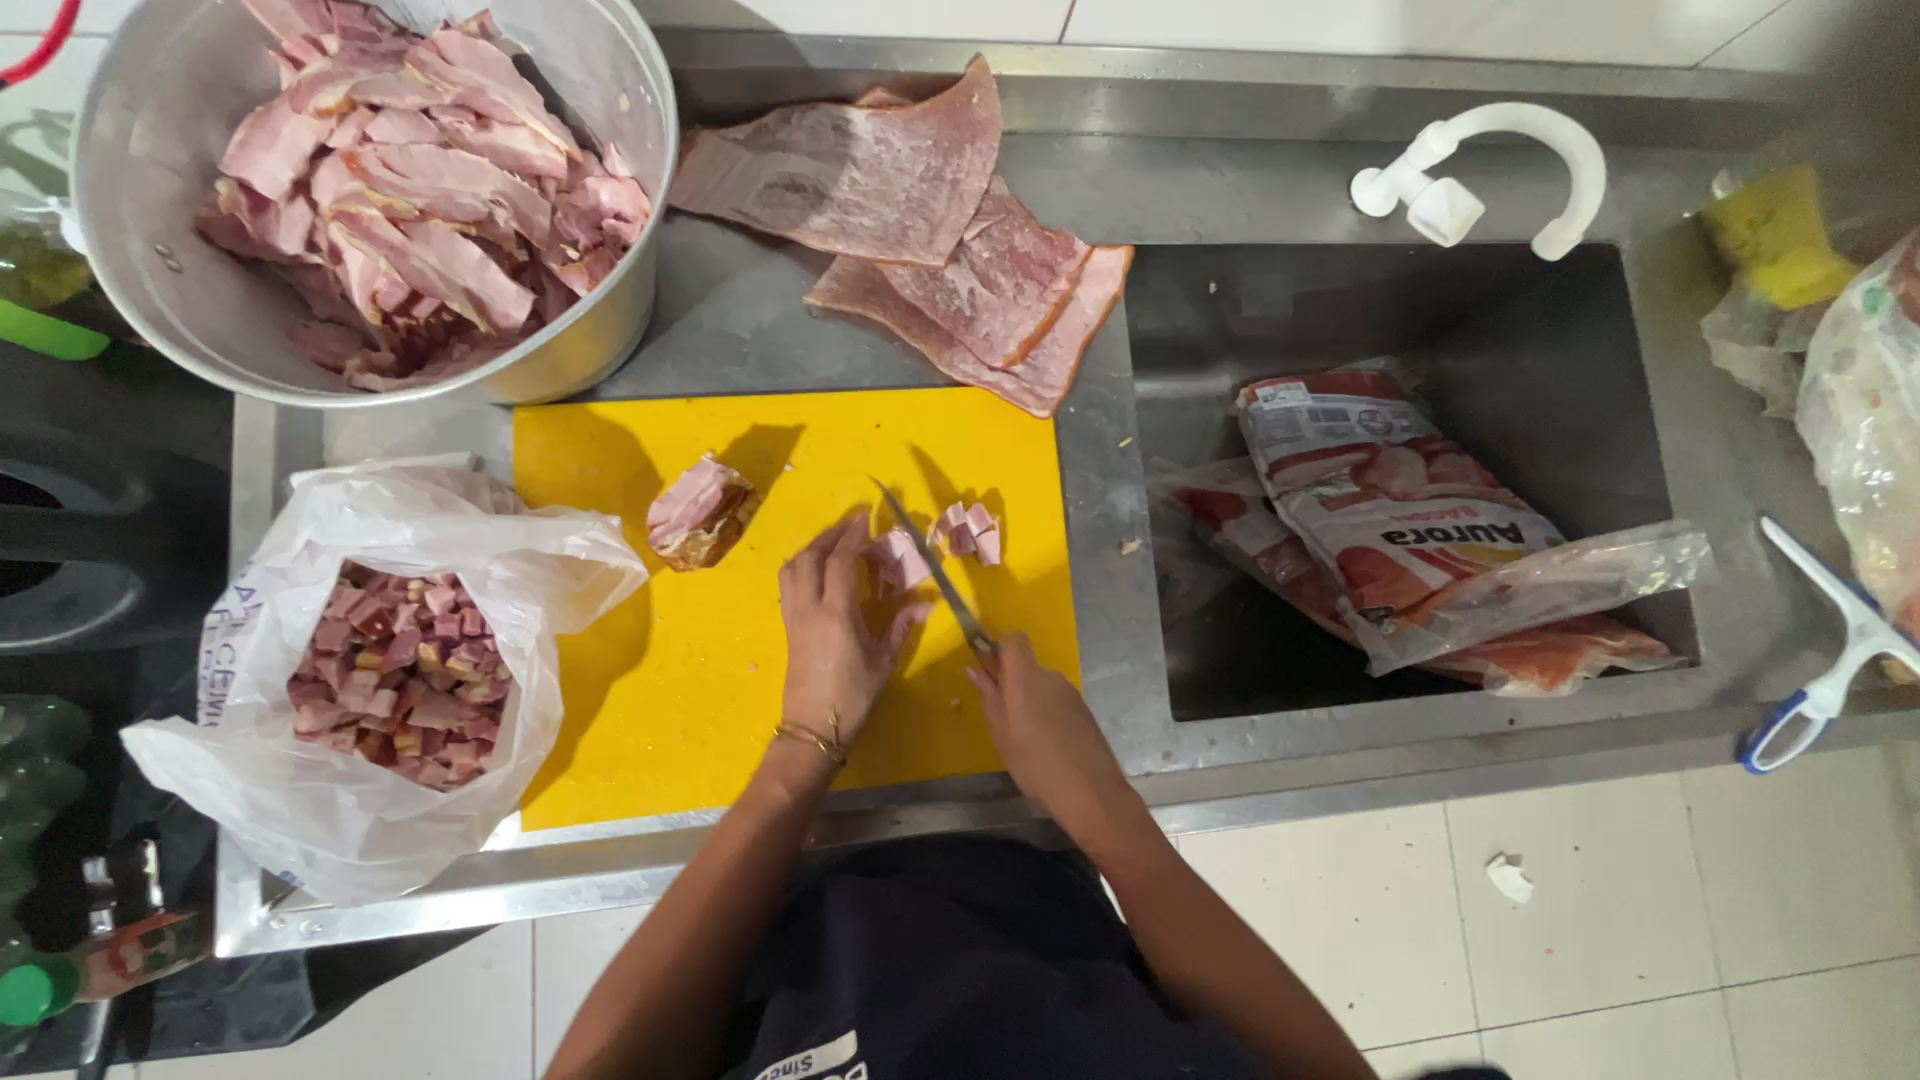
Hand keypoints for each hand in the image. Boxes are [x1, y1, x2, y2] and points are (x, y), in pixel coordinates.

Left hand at [777, 508, 929, 747]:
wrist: (813, 727)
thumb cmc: (853, 695)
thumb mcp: (883, 661)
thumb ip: (901, 626)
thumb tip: (925, 603)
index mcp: (837, 613)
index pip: (841, 562)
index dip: (853, 536)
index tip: (865, 518)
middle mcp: (810, 608)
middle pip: (811, 557)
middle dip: (830, 535)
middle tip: (850, 524)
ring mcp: (794, 616)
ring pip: (793, 567)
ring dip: (811, 547)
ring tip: (832, 542)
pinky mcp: (787, 627)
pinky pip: (788, 584)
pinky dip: (800, 566)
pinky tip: (817, 570)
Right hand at [967, 633, 1142, 842]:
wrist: (1091, 792)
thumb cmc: (1036, 765)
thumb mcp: (1002, 734)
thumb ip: (990, 697)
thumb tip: (976, 669)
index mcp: (1026, 678)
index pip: (1014, 639)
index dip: (999, 648)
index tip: (988, 672)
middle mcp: (1051, 677)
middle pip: (1027, 664)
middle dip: (1011, 682)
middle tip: (1001, 716)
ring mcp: (1071, 692)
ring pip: (1042, 684)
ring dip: (1030, 700)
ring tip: (1024, 737)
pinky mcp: (1084, 709)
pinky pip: (1057, 700)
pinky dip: (1047, 712)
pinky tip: (1046, 744)